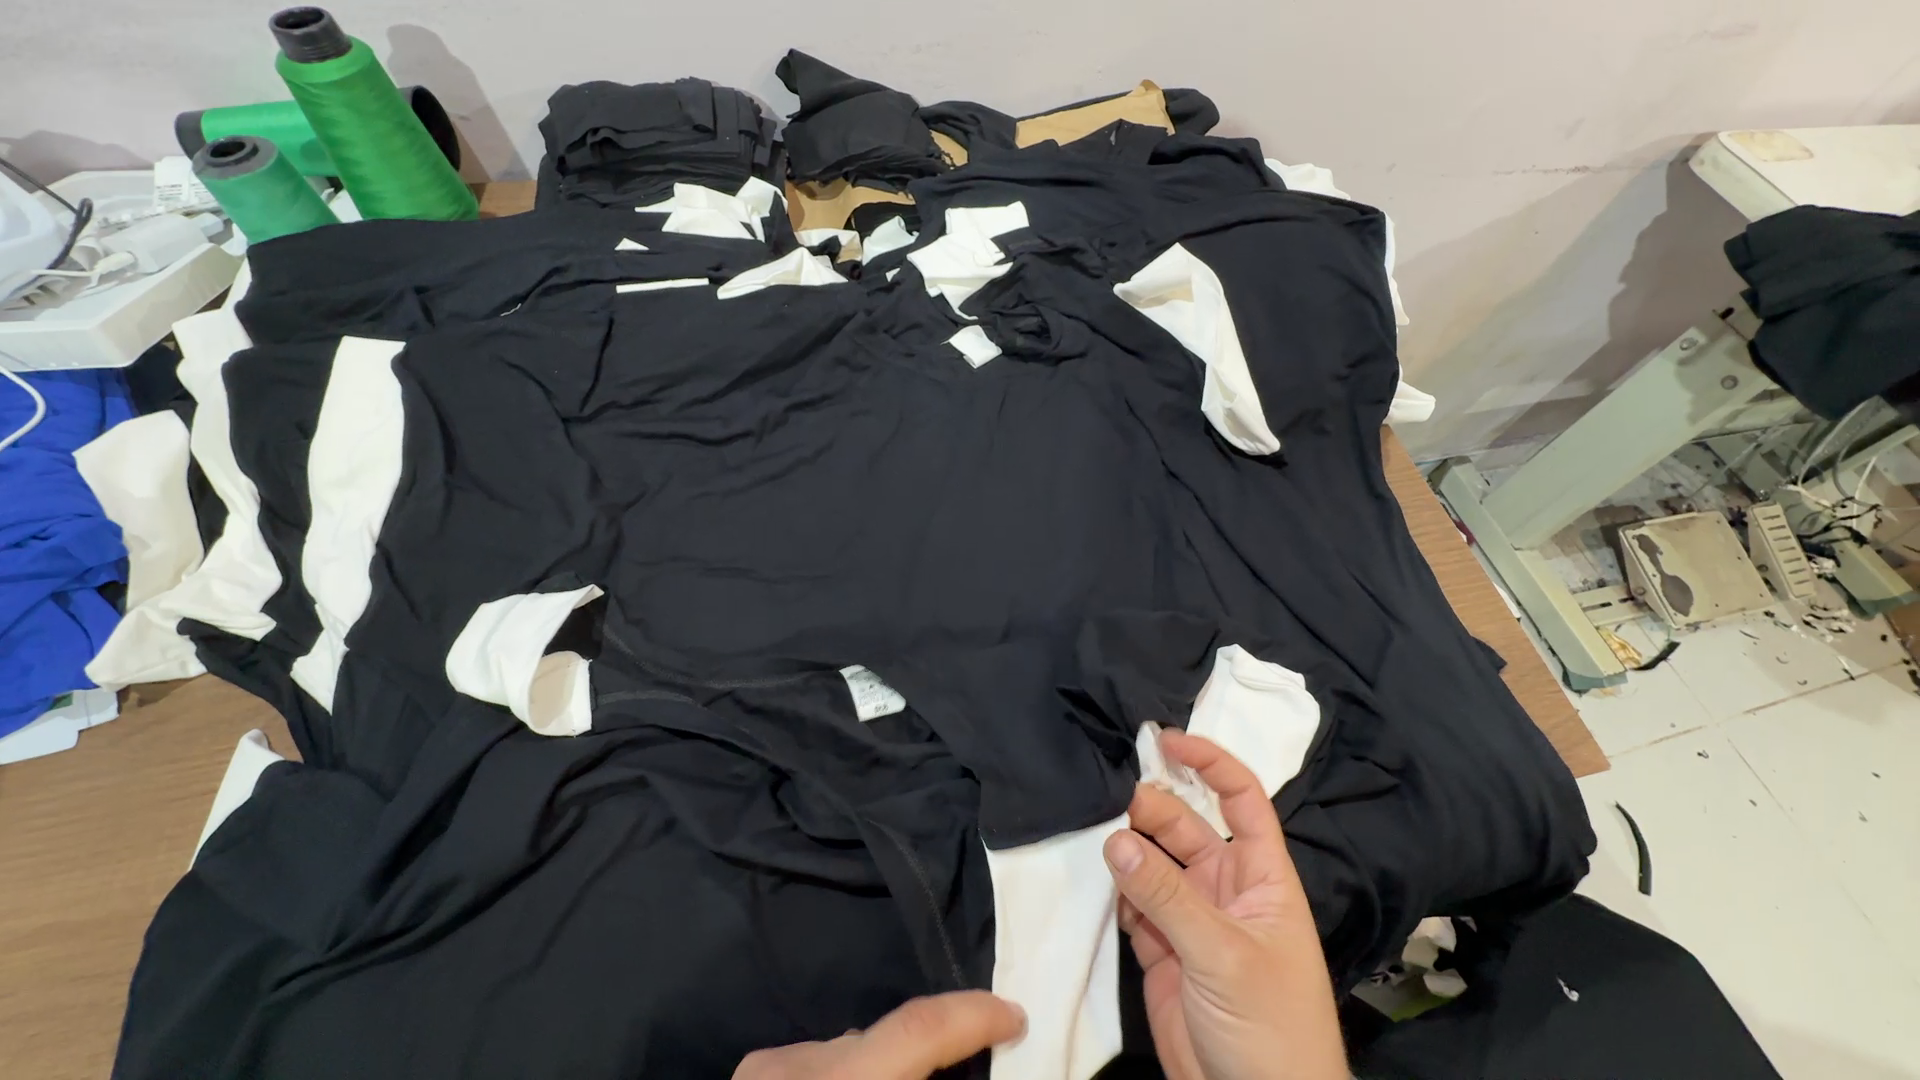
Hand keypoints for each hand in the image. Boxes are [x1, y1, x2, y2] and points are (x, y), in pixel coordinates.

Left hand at [732, 990, 1024, 1079]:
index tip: (1015, 1014)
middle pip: (881, 1041)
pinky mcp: (746, 1078)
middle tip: (962, 1076)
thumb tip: (953, 1079)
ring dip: (879, 1075)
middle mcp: (795, 1066)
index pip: (915, 1029)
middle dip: (929, 1056)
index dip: (971, 1016)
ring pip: (844, 1058)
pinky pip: (811, 1073)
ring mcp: (762, 1071)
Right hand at [1104, 729, 1345, 1079]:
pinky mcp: (1160, 949)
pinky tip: (1088, 877)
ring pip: (1150, 862)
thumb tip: (1114, 837)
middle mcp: (1224, 887)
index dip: (1209, 763)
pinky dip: (1110, 889)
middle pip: (1182, 826)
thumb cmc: (1269, 1025)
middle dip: (1146, 808)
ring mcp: (1189, 917)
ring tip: (1084, 830)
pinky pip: (1130, 903)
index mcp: (1260, 876)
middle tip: (1102, 801)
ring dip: (1123, 847)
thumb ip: (1165, 895)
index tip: (1165, 740)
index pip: (1240, 799)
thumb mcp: (1222, 953)